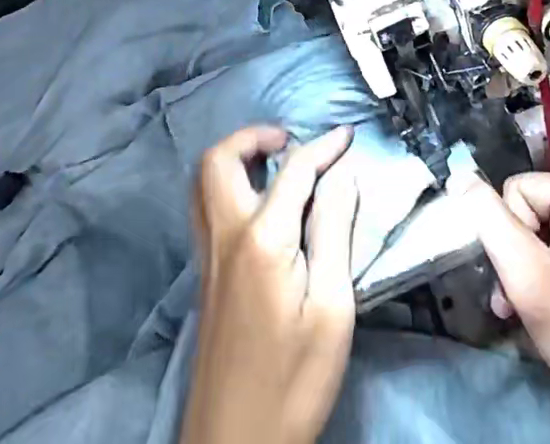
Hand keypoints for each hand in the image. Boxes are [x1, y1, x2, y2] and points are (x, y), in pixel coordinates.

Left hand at [183, 125, 359, 443]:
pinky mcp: (204, 274)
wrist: (234, 440)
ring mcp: (208, 254)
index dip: (323, 147)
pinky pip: (206, 206)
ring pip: (203, 181)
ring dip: (235, 157)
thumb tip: (342, 176)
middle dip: (254, 136)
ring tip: (273, 164)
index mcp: (262, 240)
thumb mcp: (332, 310)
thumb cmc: (293, 380)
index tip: (347, 135)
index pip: (293, 171)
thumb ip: (334, 233)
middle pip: (220, 160)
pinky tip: (259, 205)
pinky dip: (227, 184)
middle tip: (290, 141)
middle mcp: (225, 235)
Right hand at [455, 172, 549, 443]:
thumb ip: (488, 220)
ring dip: (521, 272)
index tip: (524, 275)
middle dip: (513, 255)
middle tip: (515, 297)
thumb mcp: (526, 274)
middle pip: (524, 210)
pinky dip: (540, 280)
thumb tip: (460, 177)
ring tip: (521, 308)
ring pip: (534, 234)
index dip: (508, 232)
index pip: (515, 189)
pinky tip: (539, 309)